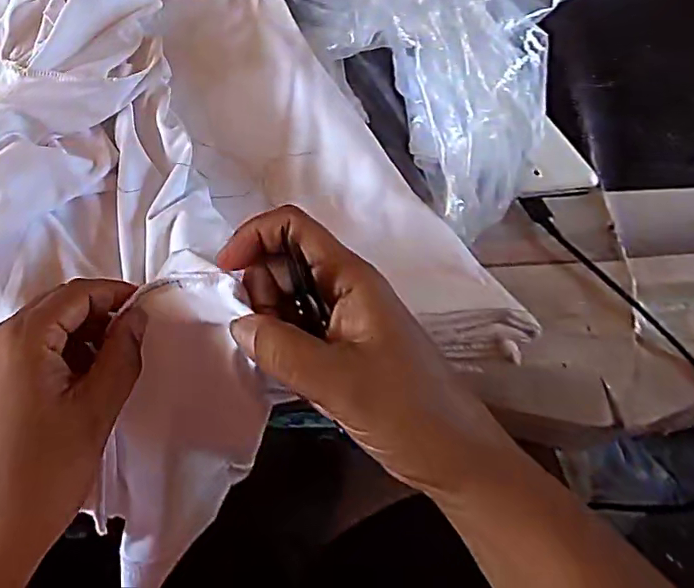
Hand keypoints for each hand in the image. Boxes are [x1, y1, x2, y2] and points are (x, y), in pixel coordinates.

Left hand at [0, 278, 147, 586]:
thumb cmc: (39, 474)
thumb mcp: (93, 412)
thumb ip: (120, 356)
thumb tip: (135, 319)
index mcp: (23, 336)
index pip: (75, 294)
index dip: (114, 293)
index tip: (145, 305)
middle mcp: (2, 335)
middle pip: (59, 304)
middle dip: (100, 312)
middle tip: (135, 335)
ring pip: (48, 325)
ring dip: (83, 333)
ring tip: (116, 362)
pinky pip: (35, 346)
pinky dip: (64, 351)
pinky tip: (88, 378)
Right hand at [217, 206, 523, 503]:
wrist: (466, 468)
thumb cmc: (411, 415)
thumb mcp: (338, 382)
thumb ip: (280, 348)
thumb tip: (239, 324)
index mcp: (349, 278)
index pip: (290, 226)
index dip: (253, 236)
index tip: (227, 272)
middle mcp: (344, 287)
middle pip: (281, 259)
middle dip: (258, 289)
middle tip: (264, 334)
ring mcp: (343, 315)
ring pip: (285, 294)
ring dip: (269, 319)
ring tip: (284, 362)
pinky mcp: (341, 343)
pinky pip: (295, 324)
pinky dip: (280, 339)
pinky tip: (290, 372)